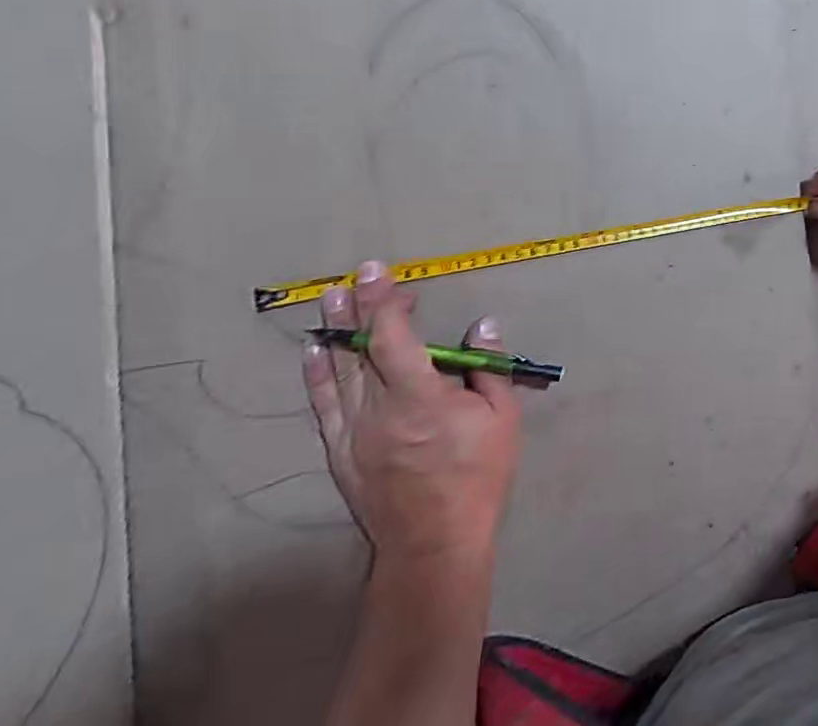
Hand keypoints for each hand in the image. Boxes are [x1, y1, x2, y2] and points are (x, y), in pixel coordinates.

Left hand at [301, 262, 520, 566]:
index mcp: (420, 398)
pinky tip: (315, 352)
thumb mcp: (502, 421)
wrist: (434, 544)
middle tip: (358, 273)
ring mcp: (352, 431)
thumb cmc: (476, 478)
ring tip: (332, 297)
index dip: (386, 302)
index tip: (385, 276)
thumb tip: (483, 325)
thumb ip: (489, 369)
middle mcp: (378, 409)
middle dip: (361, 305)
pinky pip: (323, 406)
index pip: (394, 337)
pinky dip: (317, 375)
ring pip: (339, 370)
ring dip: (338, 330)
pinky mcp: (340, 452)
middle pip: (363, 347)